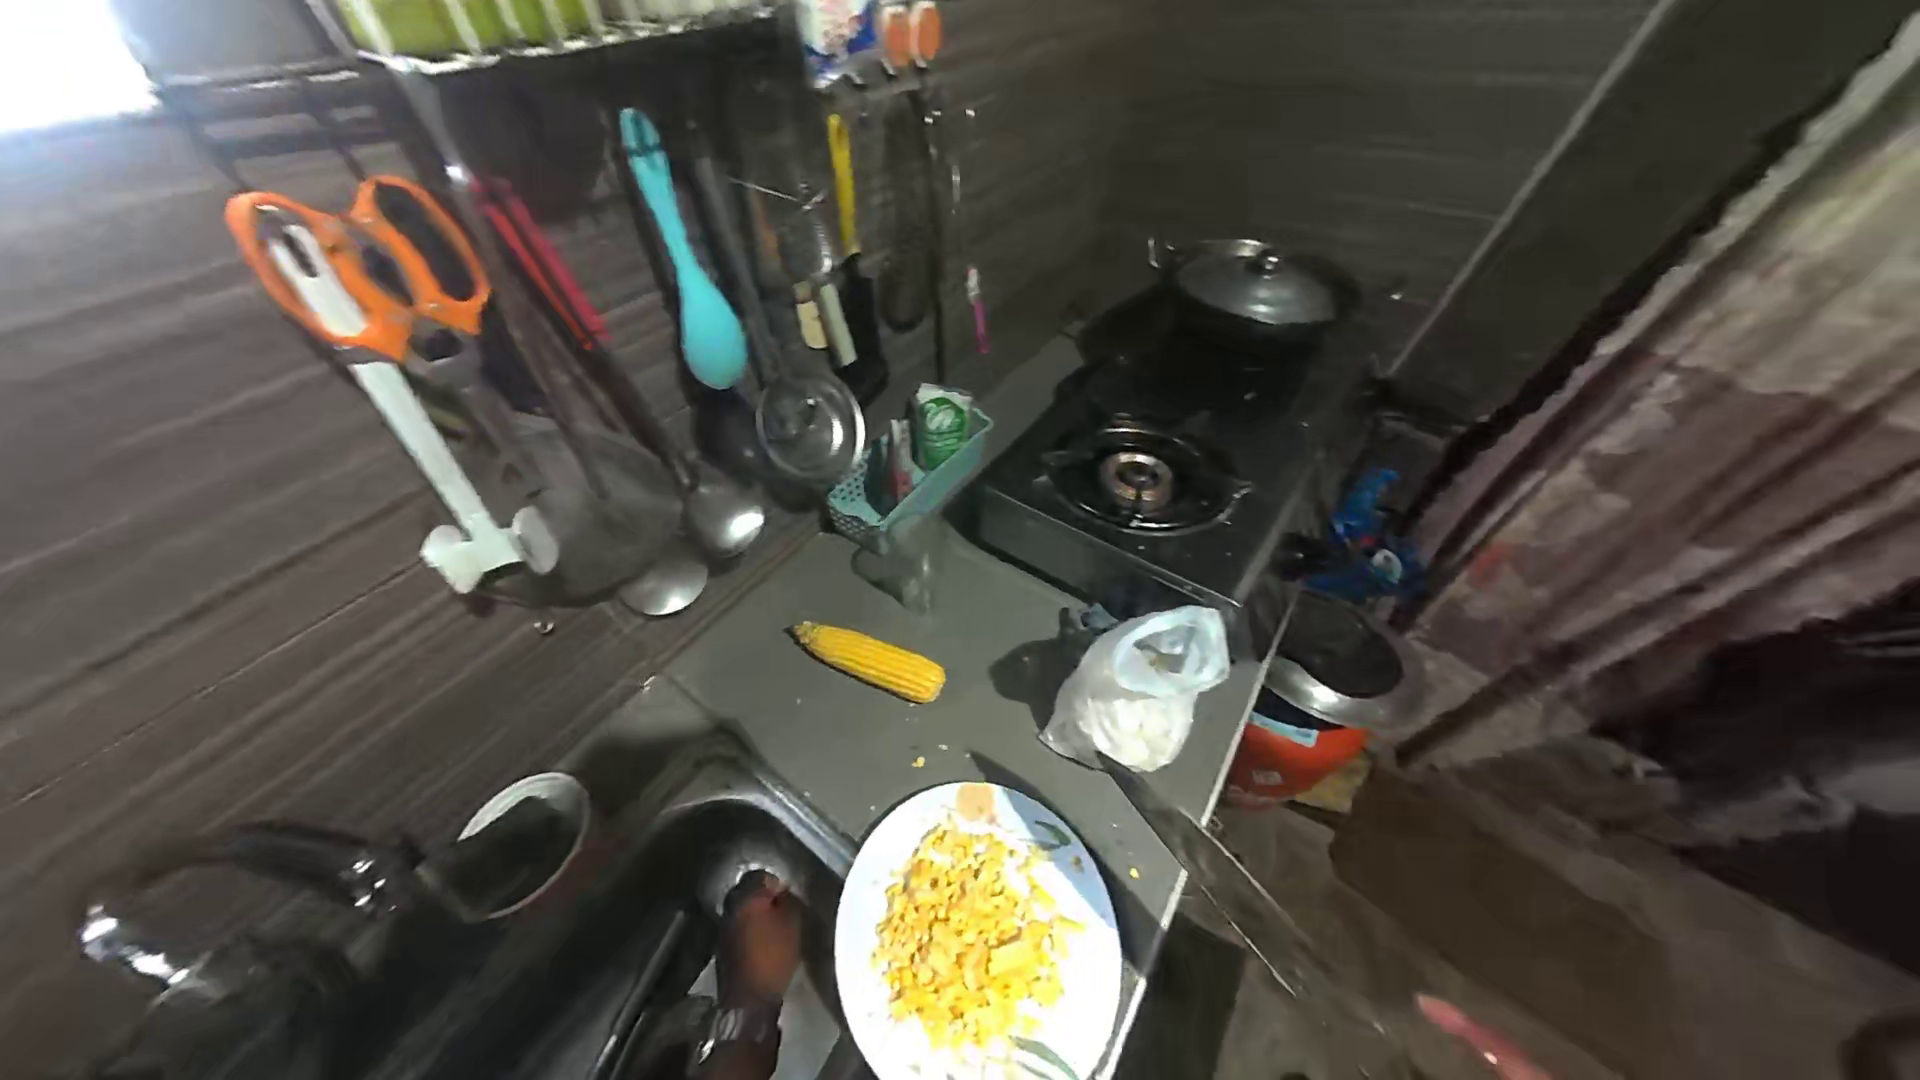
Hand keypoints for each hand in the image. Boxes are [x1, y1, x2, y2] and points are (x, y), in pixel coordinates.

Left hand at [720, 873, 800, 1004]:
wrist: (749, 1001)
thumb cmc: (774, 956)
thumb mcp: (792, 923)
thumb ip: (786, 901)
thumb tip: (780, 893)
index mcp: (746, 899)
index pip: (759, 876)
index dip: (775, 882)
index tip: (786, 895)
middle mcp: (729, 909)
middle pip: (746, 891)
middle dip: (762, 896)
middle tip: (779, 907)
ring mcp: (722, 929)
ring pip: (739, 909)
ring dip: (753, 912)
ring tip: (770, 924)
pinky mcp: (721, 947)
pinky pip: (736, 926)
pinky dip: (747, 927)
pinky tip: (759, 939)